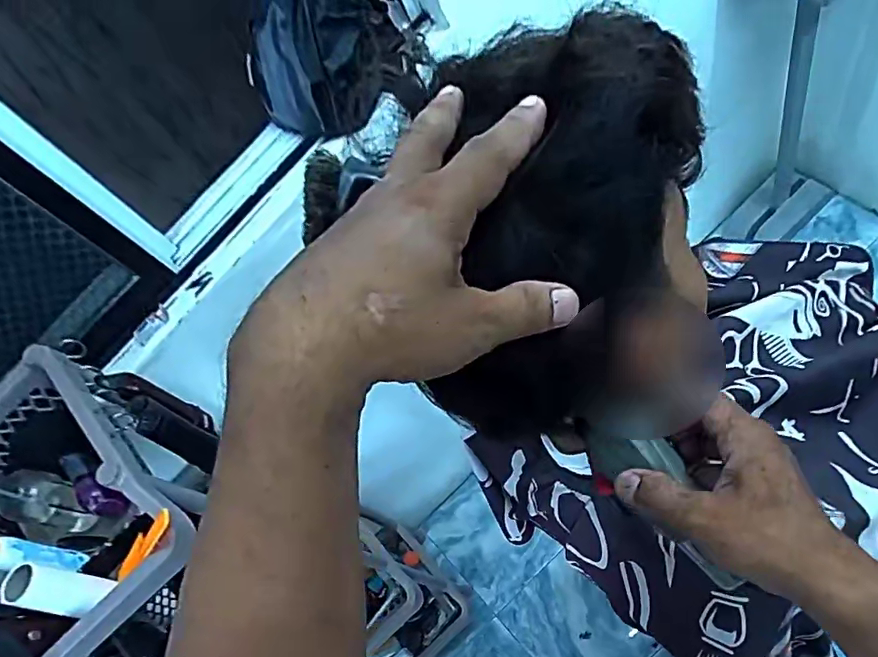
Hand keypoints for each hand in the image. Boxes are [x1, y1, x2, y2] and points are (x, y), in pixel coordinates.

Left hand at [229, 87, 579, 393]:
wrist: (307, 343)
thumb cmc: (396, 326)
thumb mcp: (471, 325)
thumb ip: (521, 310)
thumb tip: (570, 299)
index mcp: (435, 211)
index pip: (484, 162)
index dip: (514, 134)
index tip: (533, 104)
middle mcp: (395, 202)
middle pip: (423, 145)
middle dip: (445, 118)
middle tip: (454, 92)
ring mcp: (358, 220)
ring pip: (392, 173)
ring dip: (412, 152)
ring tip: (421, 150)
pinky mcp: (336, 246)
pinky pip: (372, 208)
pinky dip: (390, 198)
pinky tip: (389, 220)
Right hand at [613, 395, 866, 597]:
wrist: (817, 571)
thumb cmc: (763, 537)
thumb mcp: (704, 518)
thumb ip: (660, 497)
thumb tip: (623, 480)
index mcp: (745, 435)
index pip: (700, 401)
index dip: (667, 409)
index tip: (638, 426)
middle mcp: (755, 442)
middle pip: (705, 425)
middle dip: (671, 440)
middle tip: (640, 459)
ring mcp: (762, 466)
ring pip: (714, 452)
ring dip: (685, 464)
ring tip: (654, 482)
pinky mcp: (763, 489)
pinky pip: (725, 473)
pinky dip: (702, 482)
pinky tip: (681, 503)